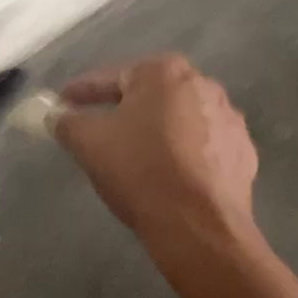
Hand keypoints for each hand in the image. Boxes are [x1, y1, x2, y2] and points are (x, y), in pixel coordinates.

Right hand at [53, 53, 260, 247]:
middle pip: (147, 95)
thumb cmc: (139, 170)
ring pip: (176, 119)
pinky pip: (199, 145)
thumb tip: (56, 116)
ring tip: (132, 156)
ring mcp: (228, 118)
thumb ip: (66, 122)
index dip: (80, 92)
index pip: (109, 78)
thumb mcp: (87, 142)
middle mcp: (202, 85)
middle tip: (95, 130)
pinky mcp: (242, 152)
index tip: (61, 104)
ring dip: (153, 130)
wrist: (198, 225)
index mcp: (163, 72)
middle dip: (120, 109)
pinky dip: (180, 153)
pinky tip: (165, 174)